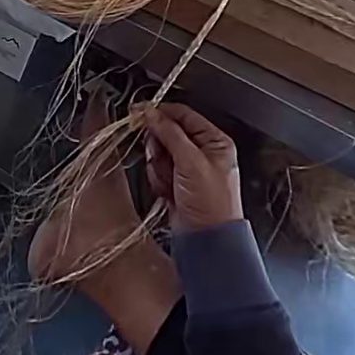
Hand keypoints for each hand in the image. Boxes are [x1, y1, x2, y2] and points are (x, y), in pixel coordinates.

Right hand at [144, 104, 241, 231]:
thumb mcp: (191, 162)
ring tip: (169, 181)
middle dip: (160, 146)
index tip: (140, 112)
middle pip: (167, 132)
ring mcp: (188, 168)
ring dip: (159, 166)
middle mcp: (202, 151)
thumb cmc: (211, 203)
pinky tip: (168, 191)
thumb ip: (170, 133)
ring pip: (159, 151)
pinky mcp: (176, 182)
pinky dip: (158, 179)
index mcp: (214, 141)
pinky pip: (157, 169)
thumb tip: (152, 112)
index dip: (161, 112)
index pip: (183, 114)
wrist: (206, 242)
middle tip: (160, 157)